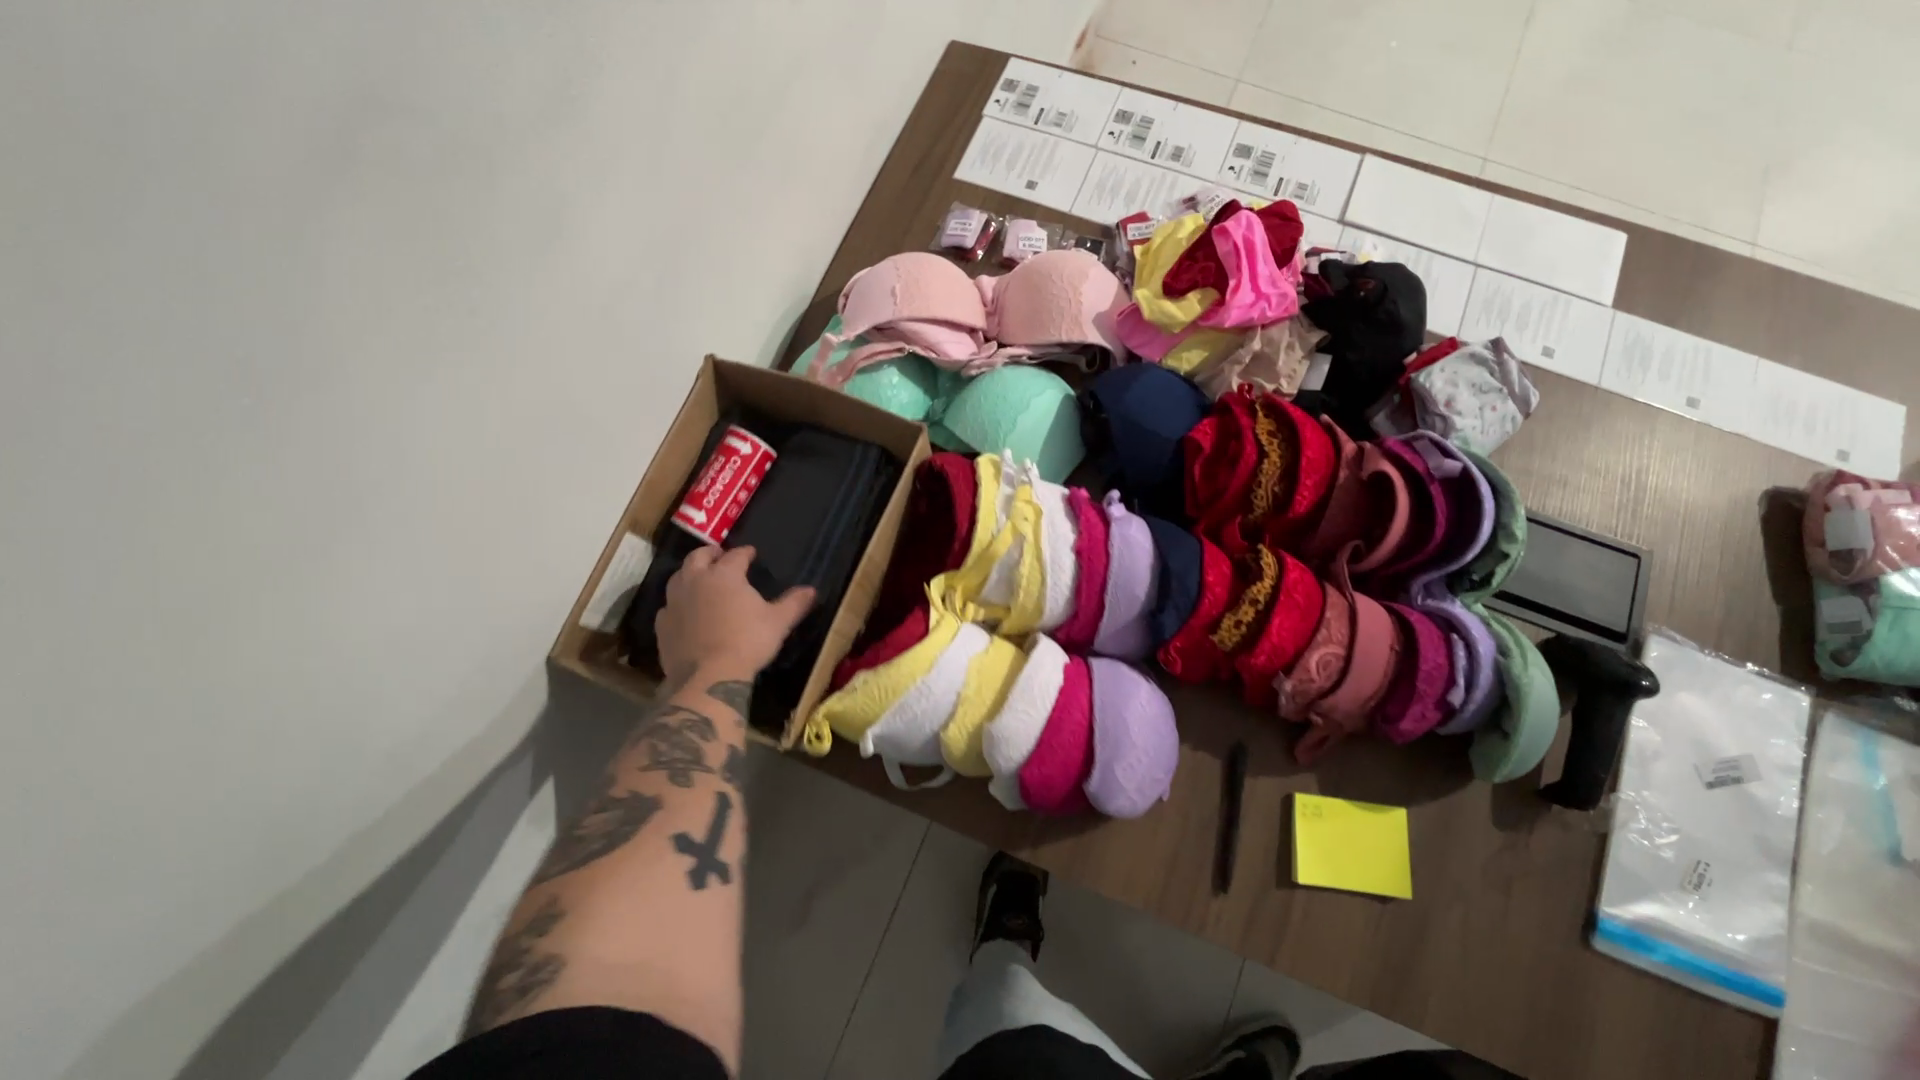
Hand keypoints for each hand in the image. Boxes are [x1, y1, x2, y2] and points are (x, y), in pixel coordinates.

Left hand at [656, 546, 815, 687]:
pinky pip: (667, 607)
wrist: (709, 676)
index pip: (736, 555)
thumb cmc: (748, 642)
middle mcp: (696, 581)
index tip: (751, 554)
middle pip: (698, 557)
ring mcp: (674, 602)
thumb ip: (794, 603)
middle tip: (719, 557)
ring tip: (699, 580)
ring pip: (677, 578)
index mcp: (725, 575)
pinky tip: (683, 612)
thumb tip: (812, 590)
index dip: (745, 553)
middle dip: (710, 554)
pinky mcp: (662, 625)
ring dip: (689, 575)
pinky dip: (676, 605)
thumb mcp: (778, 622)